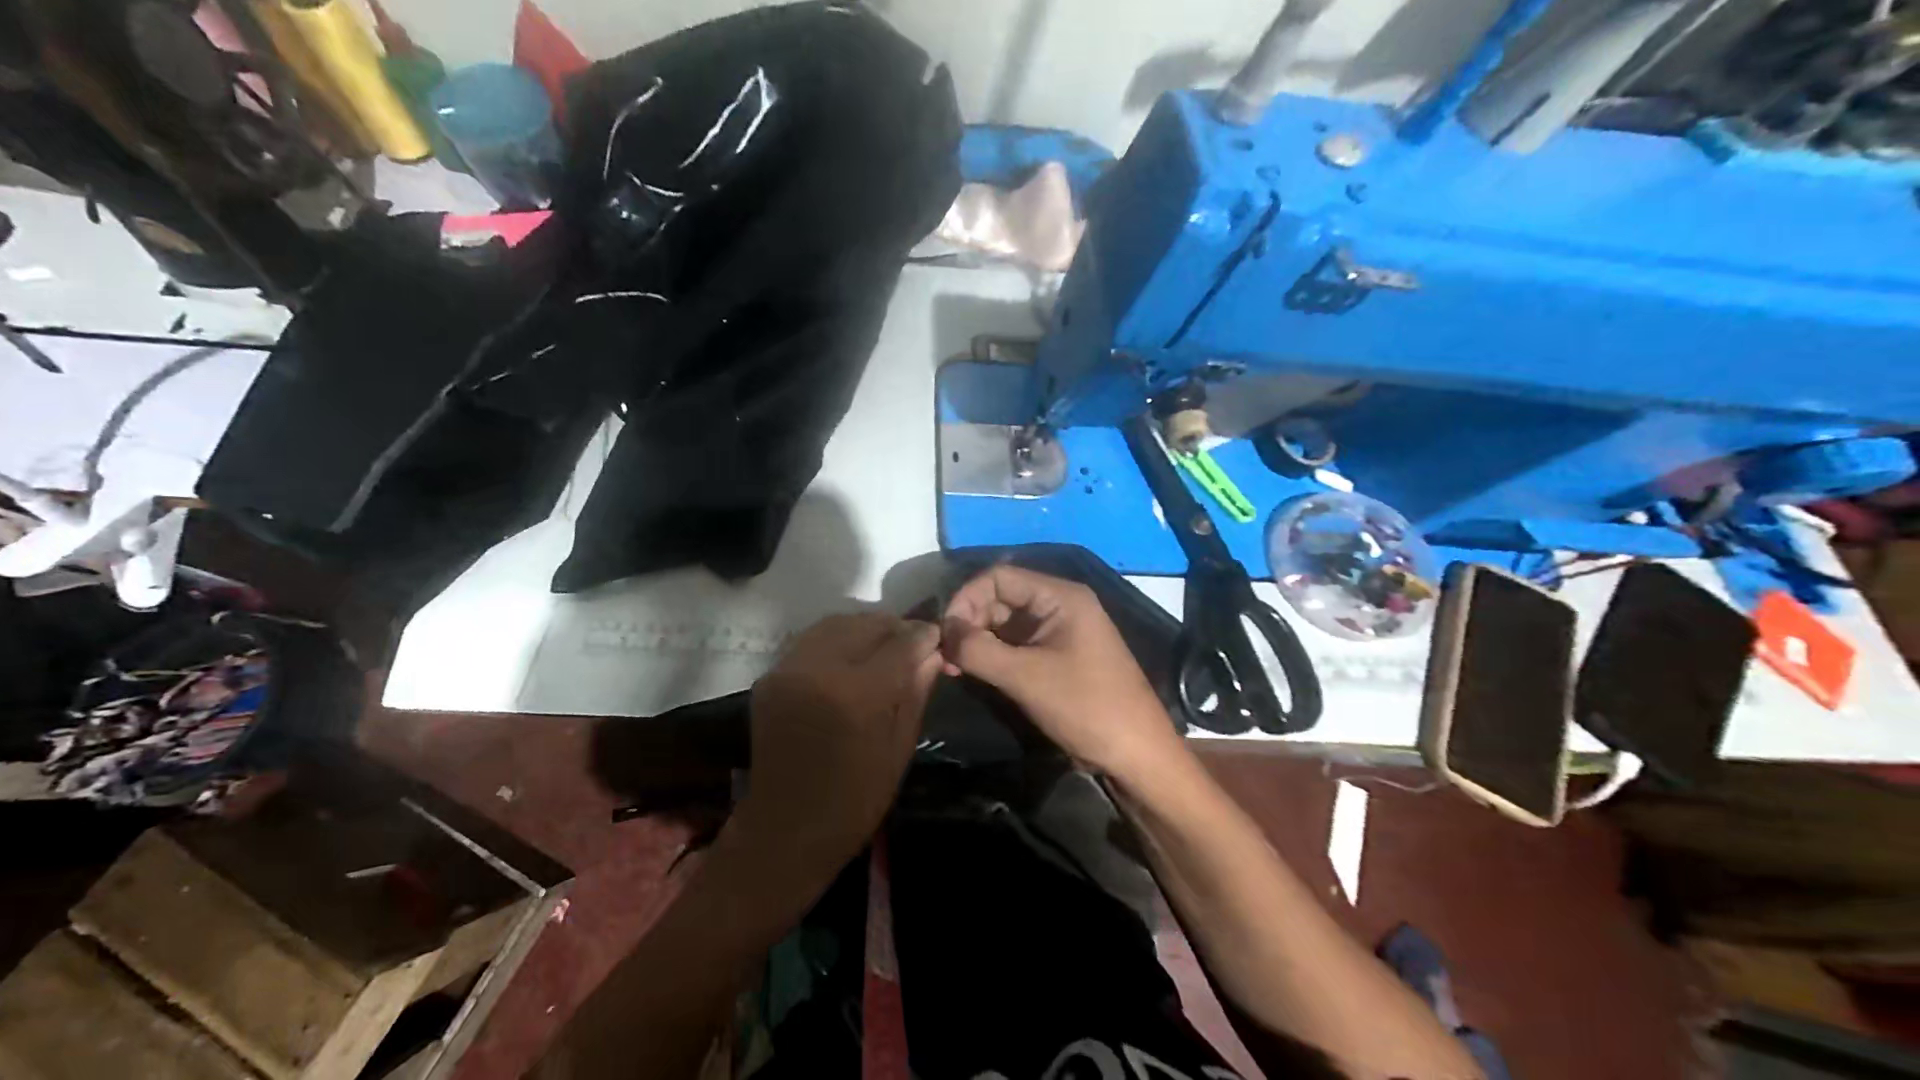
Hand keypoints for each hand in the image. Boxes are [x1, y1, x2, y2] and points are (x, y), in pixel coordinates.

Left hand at [736, 613, 941, 869]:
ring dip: (866, 628)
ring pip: (836, 624)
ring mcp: (789, 669)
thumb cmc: (854, 801)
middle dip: (895, 628)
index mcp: (856, 694)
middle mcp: (818, 669)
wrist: (785, 828)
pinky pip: (812, 640)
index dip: (924, 635)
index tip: (938, 637)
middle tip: (914, 643)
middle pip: (867, 624)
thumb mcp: (899, 749)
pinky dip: (837, 640)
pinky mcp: (772, 676)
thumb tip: (934, 652)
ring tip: (884, 647)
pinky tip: (852, 658)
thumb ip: (916, 692)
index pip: (901, 642)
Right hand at [942, 565, 1180, 774]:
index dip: (966, 598)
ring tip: (953, 667)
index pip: (999, 577)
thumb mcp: (1026, 677)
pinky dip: (992, 656)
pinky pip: (1015, 646)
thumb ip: (979, 650)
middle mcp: (1059, 607)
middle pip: (1000, 598)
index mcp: (1060, 597)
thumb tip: (942, 633)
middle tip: (945, 656)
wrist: (1136, 754)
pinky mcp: (1055, 658)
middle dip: (969, 622)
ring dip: (977, 641)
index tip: (944, 631)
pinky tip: (972, 673)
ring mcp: (1058, 633)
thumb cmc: (1085, 706)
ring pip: (1004, 624)